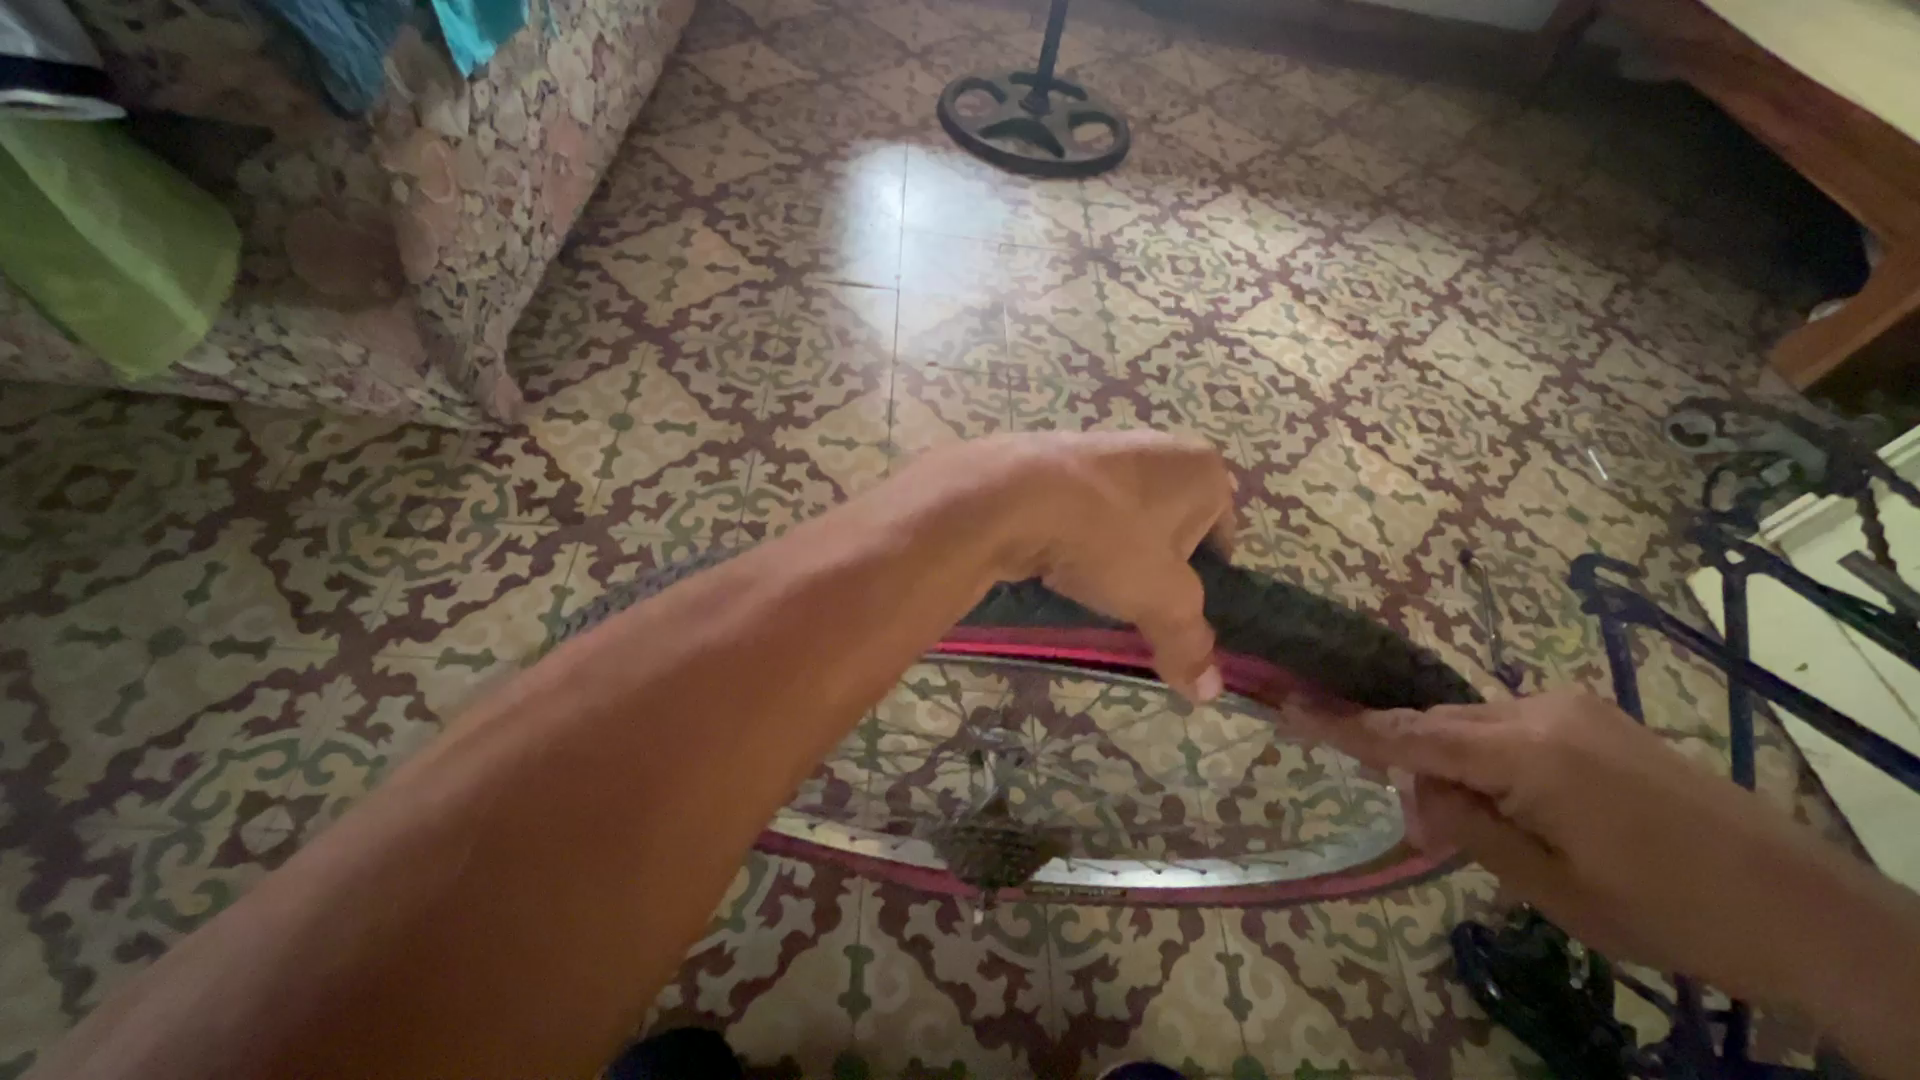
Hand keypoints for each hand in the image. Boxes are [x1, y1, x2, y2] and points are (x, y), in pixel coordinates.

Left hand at [923, 432, 1234, 700]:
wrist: (1010, 496)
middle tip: (1135, 602)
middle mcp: (1158, 447)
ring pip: (1121, 516)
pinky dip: (1072, 534)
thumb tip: (1210, 692)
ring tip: (1092, 587)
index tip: (1176, 610)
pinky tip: (1055, 562)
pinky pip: (1078, 508)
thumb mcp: (1161, 601)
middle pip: (1170, 525)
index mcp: (1201, 469)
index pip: (1221, 537)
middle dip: (1155, 564)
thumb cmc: (1108, 539)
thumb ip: (1188, 643)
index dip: (1203, 580)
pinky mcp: (1053, 457)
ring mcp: (1102, 446)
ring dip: (1111, 550)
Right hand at [1316, 692, 1905, 1011]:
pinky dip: (1488, 756)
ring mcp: (1574, 707)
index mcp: (1524, 753)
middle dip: (1405, 758)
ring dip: (1452, 762)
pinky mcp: (1597, 716)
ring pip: (1474, 725)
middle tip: (1404, 812)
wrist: (1807, 909)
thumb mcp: (1547, 888)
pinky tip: (1508, 799)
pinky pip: (1511, 726)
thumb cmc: (1667, 912)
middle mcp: (1541, 710)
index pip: (1406, 735)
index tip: (1285, 705)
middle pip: (1438, 723)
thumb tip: (1413, 791)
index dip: (1341, 726)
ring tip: (1470, 822)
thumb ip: (1465, 828)